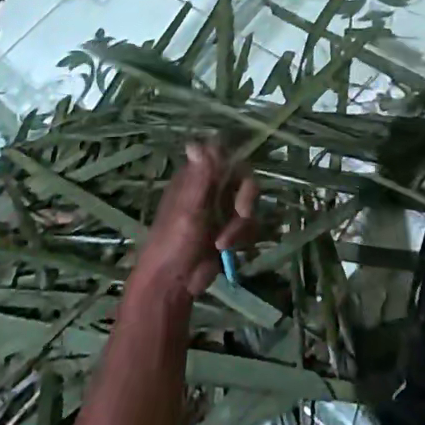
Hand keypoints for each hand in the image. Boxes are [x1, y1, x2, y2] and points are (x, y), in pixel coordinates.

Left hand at [131, 143, 257, 299]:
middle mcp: (211, 189)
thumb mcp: (188, 209)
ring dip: (241, 225)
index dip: (235, 165)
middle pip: (245, 178)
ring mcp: (222, 209)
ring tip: (223, 243)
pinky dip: (243, 237)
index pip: (224, 155)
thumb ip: (199, 178)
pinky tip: (228, 249)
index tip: (236, 183)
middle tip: (241, 214)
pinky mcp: (231, 229)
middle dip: (246, 200)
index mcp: (196, 177)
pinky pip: (251, 224)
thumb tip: (196, 142)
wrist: (175, 283)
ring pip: (251, 204)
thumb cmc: (173, 243)